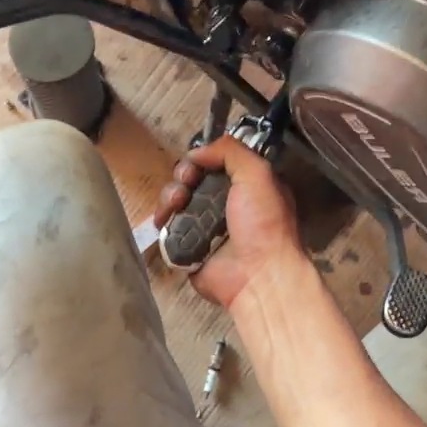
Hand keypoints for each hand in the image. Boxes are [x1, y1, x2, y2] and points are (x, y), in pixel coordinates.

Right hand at [154, 136, 303, 310]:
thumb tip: (198, 151)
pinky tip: (163, 219)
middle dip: (183, 175)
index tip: (196, 163)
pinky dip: (162, 219)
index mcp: (246, 186)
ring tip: (176, 203)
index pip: (215, 163)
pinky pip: (168, 227)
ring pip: (176, 201)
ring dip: (170, 195)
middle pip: (191, 179)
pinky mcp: (188, 247)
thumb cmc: (263, 224)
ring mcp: (205, 227)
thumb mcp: (258, 174)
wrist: (258, 275)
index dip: (202, 158)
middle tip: (186, 183)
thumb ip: (230, 151)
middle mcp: (225, 205)